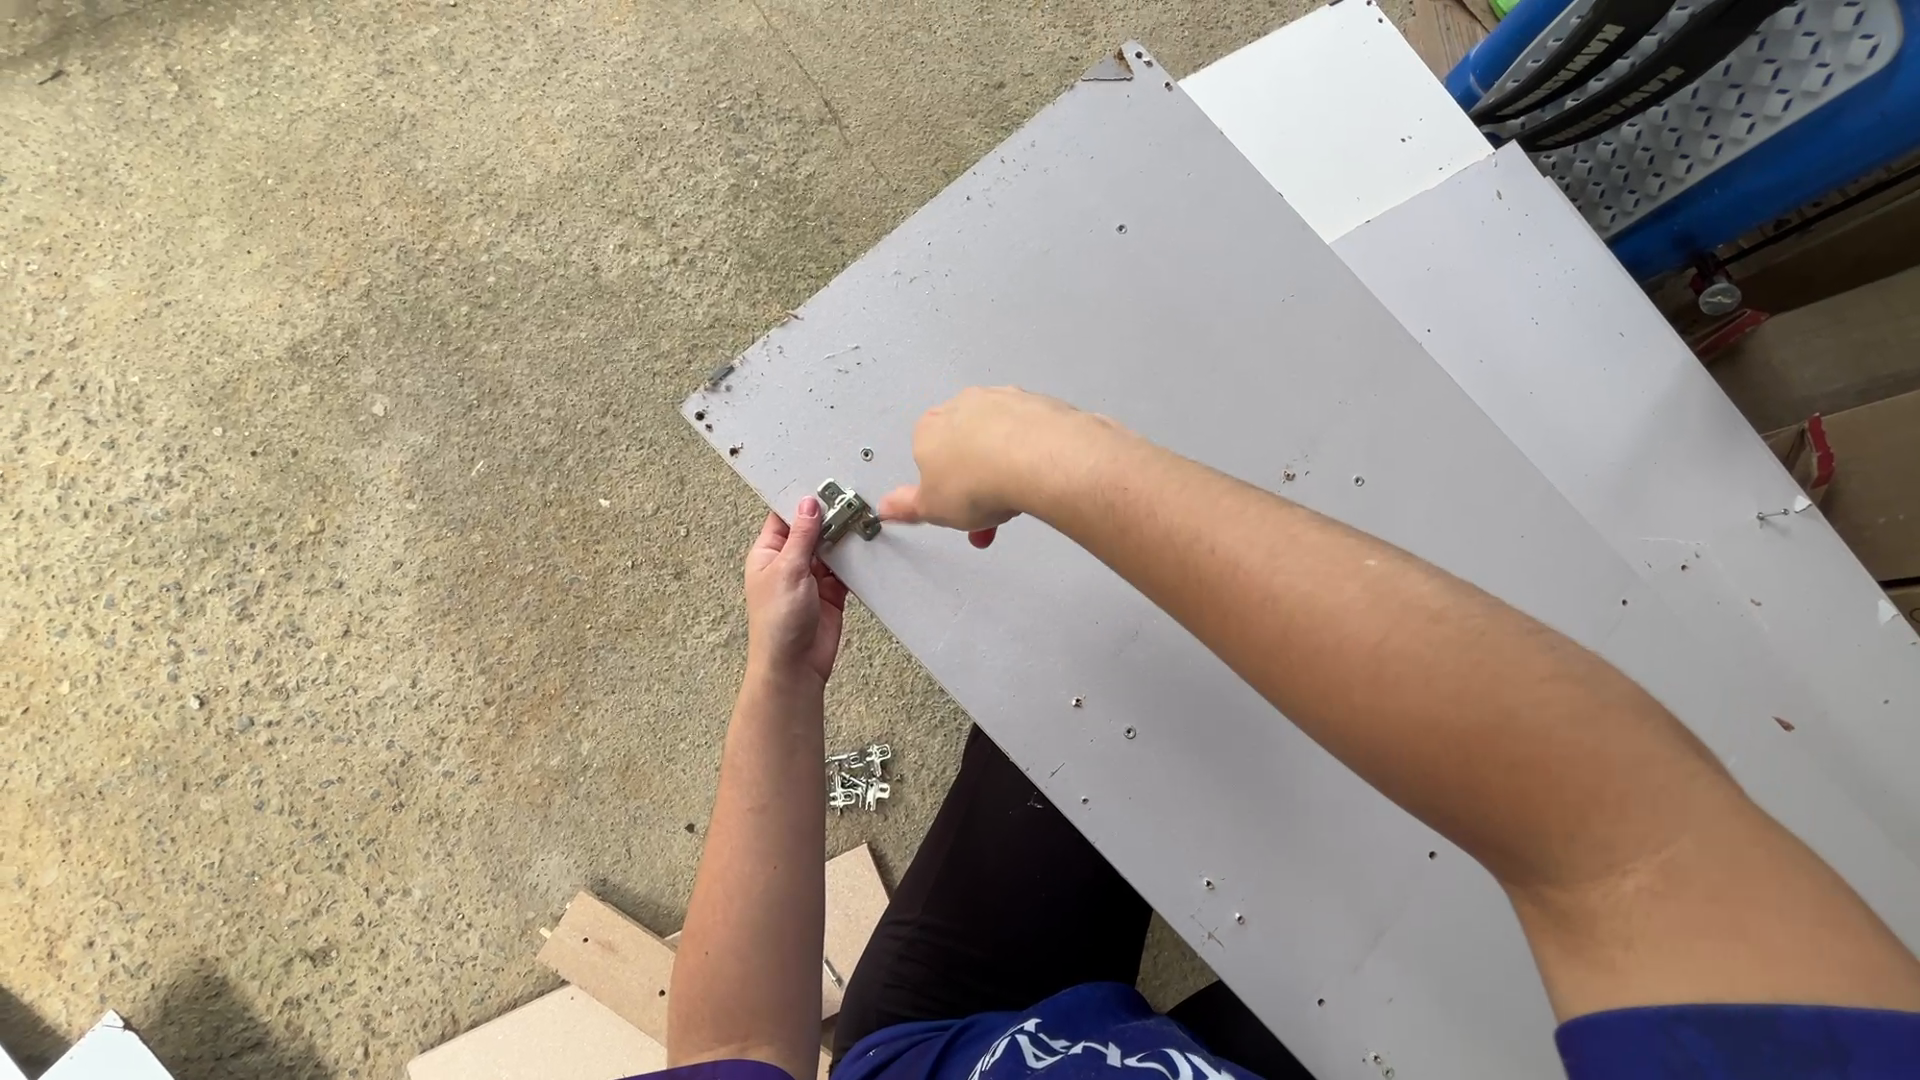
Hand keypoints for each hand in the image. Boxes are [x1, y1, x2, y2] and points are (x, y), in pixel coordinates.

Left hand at [744, 498, 847, 684]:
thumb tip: (808, 505)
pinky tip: (865, 548)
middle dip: (829, 518)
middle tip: (849, 499)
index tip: (822, 486)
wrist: (795, 665)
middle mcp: (788, 563)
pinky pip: (846, 569)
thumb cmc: (776, 624)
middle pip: (811, 530)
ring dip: (843, 539)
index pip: (784, 517)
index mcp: (767, 554)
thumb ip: (801, 536)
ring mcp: (811, 577)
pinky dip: (855, 560)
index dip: (801, 501)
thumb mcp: (787, 570)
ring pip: (831, 548)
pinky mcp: (831, 592)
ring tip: (860, 520)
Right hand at [878, 387, 1102, 547]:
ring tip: (1016, 497)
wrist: (1034, 460)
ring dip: (1004, 466)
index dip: (943, 488)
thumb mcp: (931, 508)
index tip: (956, 508)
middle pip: (965, 447)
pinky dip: (1032, 453)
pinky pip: (1029, 432)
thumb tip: (890, 507)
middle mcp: (963, 406)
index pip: (928, 457)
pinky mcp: (1035, 404)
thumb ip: (908, 506)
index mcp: (929, 428)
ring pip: (998, 438)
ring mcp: (1001, 401)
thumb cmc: (979, 479)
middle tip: (989, 511)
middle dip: (976, 481)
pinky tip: (1037, 476)